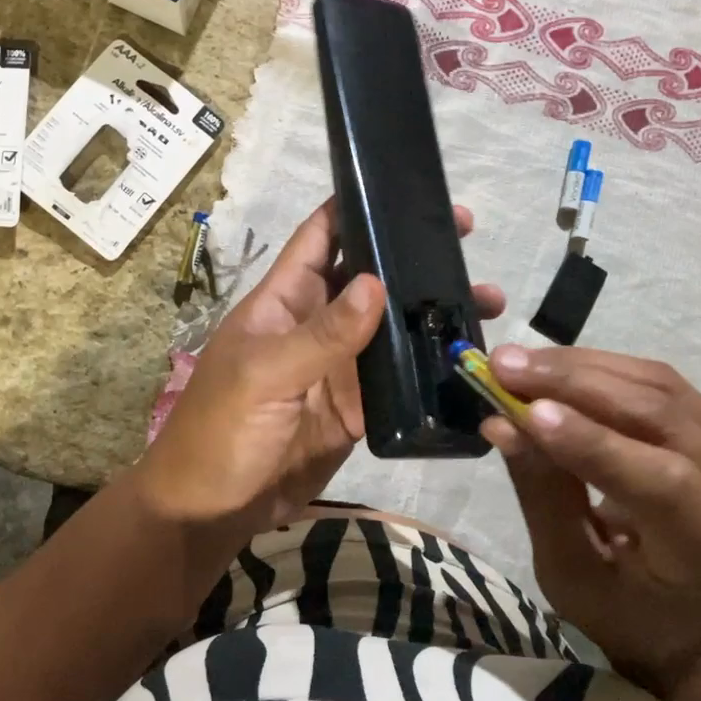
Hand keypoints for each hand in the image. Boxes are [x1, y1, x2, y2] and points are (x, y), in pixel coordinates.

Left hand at [137, 200, 504, 533]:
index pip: (320, 238)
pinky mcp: (356, 409)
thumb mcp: (265, 376)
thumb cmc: (221, 431)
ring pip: (391, 329)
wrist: (212, 510)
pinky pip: (398, 381)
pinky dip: (431, 369)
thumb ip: (322, 335)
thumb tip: (377, 283)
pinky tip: (469, 357)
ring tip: (488, 300)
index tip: (407, 190)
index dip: (356, 209)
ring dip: (432, 314)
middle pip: (368, 279)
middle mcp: (314, 326)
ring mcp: (337, 368)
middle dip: (411, 258)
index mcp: (282, 302)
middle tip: (467, 240)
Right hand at [480, 346, 700, 698]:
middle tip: (502, 367)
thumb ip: (542, 496)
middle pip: (662, 417)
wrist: (684, 620)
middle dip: (573, 384)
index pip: (662, 484)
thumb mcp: (568, 572)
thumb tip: (501, 423)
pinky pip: (661, 384)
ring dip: (579, 367)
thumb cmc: (619, 610)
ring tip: (515, 361)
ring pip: (659, 386)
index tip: (524, 411)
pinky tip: (552, 366)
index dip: (593, 442)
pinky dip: (599, 369)